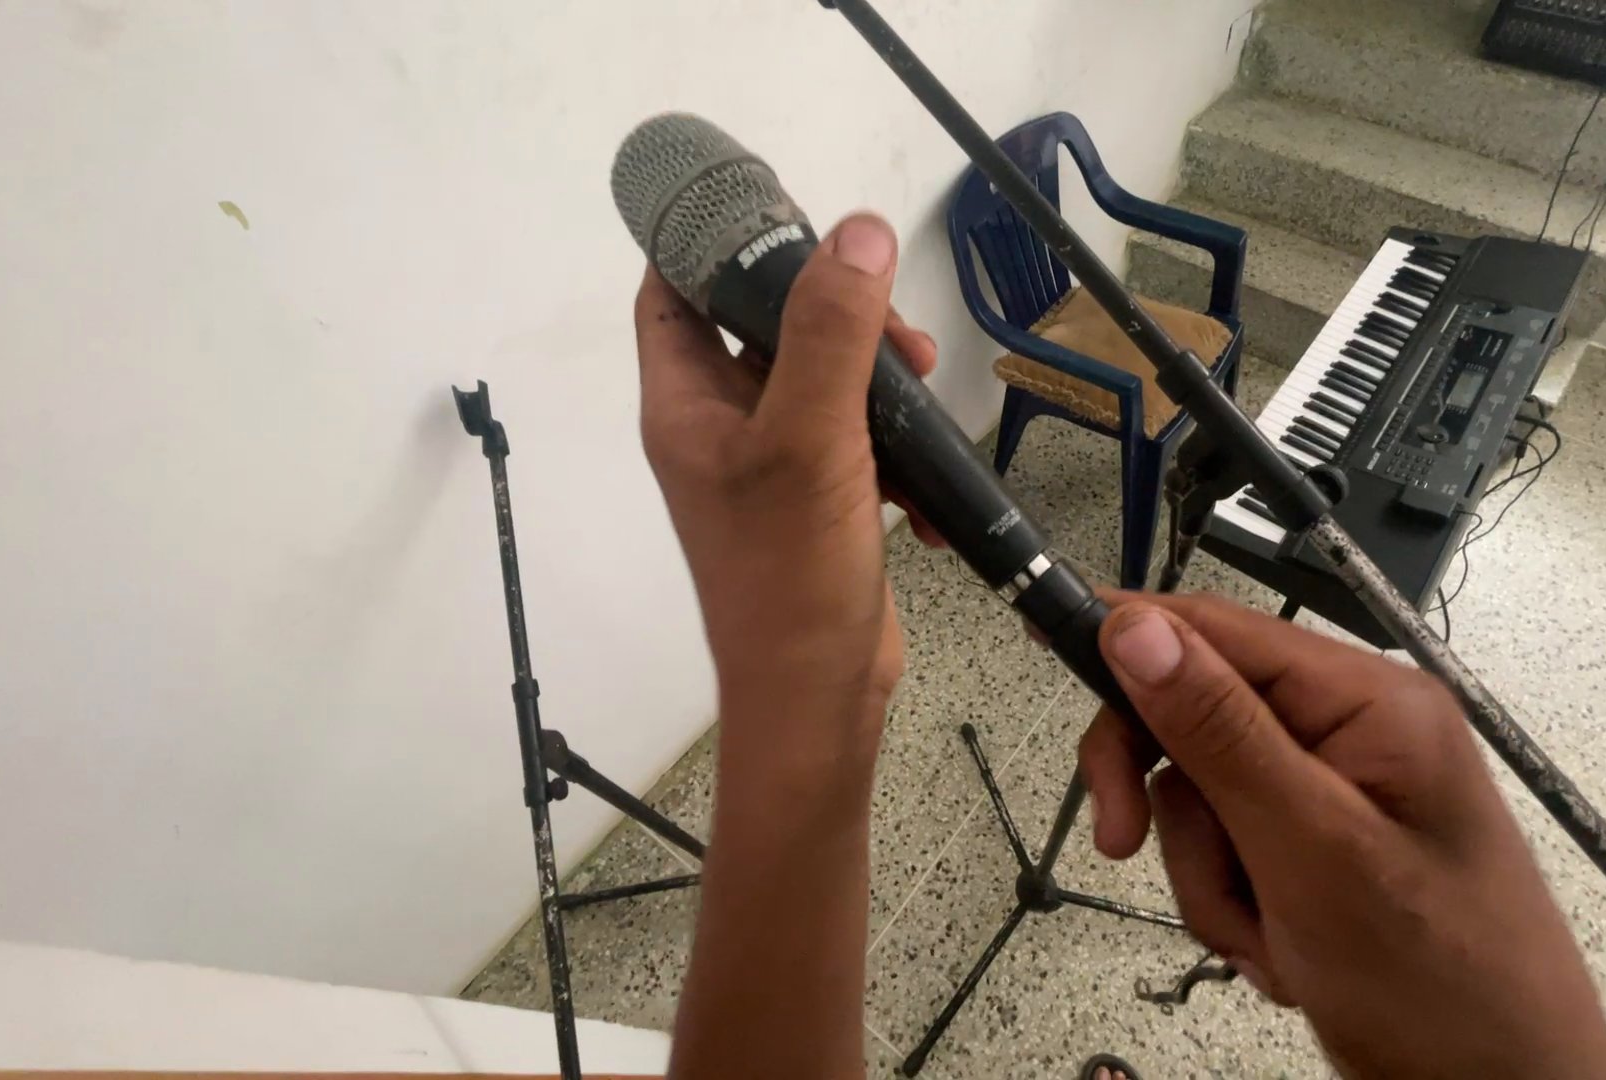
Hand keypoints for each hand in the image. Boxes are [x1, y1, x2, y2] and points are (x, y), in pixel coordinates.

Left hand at [636, 213, 934, 756]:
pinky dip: (894, 448)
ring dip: (876, 379)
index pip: (675, 291)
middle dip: (833, 314)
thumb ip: (830, 337)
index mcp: (687, 405)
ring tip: (927, 388)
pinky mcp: (821, 499)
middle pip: (766, 330)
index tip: (786, 222)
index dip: (714, 244)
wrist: (819, 693)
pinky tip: (930, 482)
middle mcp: (722, 428)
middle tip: (896, 332)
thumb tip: (856, 233)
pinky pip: (856, 443)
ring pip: (822, 385)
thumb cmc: (793, 574)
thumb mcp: (809, 443)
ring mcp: (773, 466)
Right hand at [1079, 594, 1605, 1079]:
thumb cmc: (1430, 978)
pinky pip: (1219, 835)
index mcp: (1361, 698)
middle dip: (1162, 792)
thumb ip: (1217, 729)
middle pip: (1194, 710)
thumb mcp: (1310, 848)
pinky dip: (1224, 892)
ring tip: (1260, 936)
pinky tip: (1275, 945)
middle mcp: (1339, 723)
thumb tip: (1133, 625)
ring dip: (1203, 865)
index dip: (1127, 631)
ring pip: (1195, 786)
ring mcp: (1321, 781)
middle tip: (1117, 844)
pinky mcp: (1304, 834)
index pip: (1216, 631)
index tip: (1043, 633)